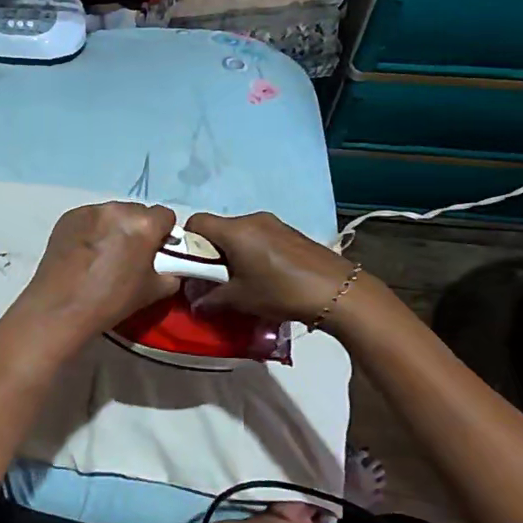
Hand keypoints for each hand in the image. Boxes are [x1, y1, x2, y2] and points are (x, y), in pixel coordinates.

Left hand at [13, 202, 179, 344]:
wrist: (61, 308)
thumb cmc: (111, 300)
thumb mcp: (153, 291)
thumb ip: (172, 273)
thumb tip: (172, 266)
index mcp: (143, 224)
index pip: (166, 216)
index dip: (164, 234)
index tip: (157, 251)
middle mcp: (117, 209)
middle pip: (138, 212)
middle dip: (139, 229)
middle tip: (131, 255)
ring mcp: (90, 211)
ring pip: (113, 214)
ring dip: (115, 228)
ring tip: (105, 255)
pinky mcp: (68, 217)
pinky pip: (90, 219)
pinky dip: (93, 230)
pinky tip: (85, 253)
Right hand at [185, 211, 368, 327]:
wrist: (336, 291)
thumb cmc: (280, 291)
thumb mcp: (241, 299)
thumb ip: (212, 299)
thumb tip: (195, 304)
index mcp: (235, 230)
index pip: (196, 222)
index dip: (186, 241)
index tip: (190, 265)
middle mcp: (252, 219)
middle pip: (218, 228)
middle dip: (210, 251)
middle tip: (212, 278)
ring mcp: (274, 223)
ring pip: (239, 233)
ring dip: (232, 252)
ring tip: (239, 280)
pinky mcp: (290, 232)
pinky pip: (259, 237)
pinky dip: (251, 252)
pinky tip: (262, 276)